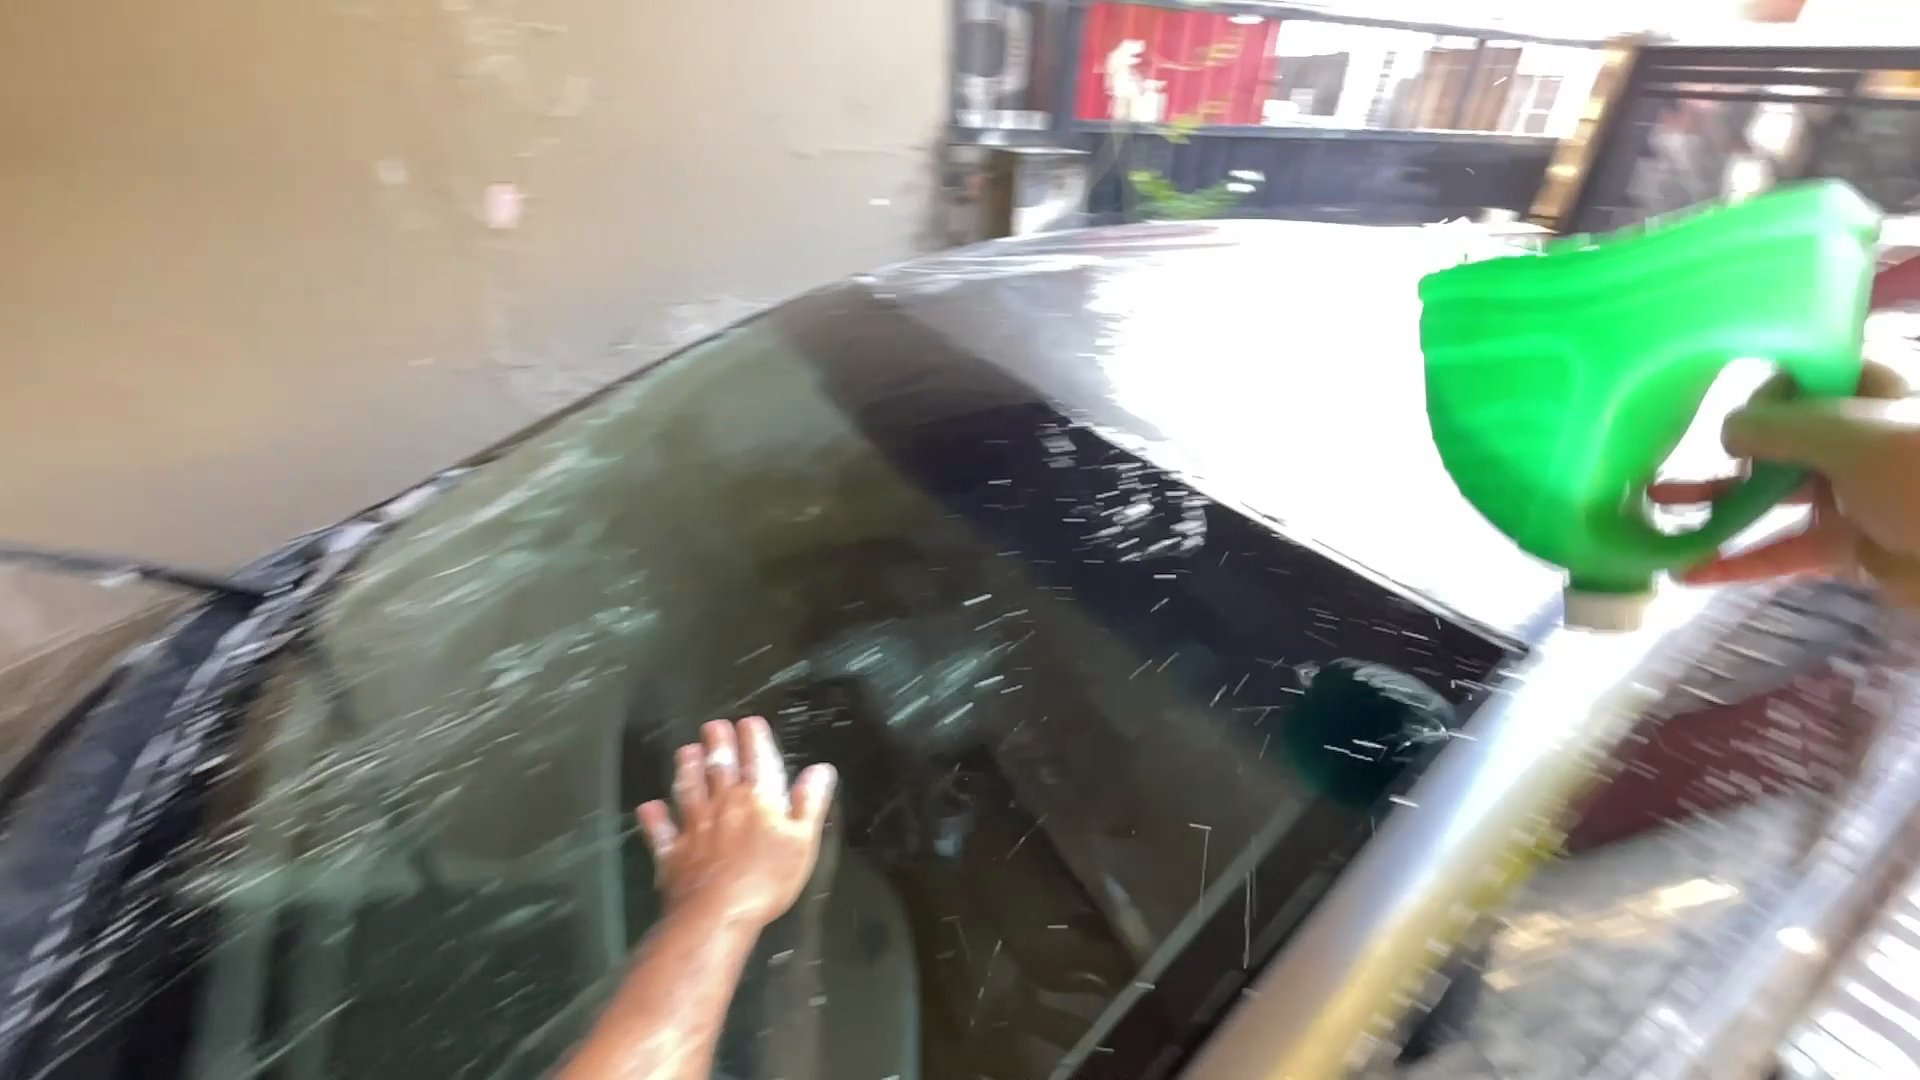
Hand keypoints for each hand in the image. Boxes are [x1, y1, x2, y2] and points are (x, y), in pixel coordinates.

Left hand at [637, 716, 836, 926]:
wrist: (717, 915)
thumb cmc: (768, 878)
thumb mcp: (803, 840)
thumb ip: (810, 802)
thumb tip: (821, 770)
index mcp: (758, 798)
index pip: (758, 759)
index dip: (755, 738)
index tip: (750, 722)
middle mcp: (724, 804)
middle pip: (720, 766)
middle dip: (718, 743)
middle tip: (713, 725)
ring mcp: (694, 827)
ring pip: (689, 789)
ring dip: (687, 769)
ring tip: (687, 751)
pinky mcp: (672, 853)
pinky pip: (661, 832)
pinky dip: (654, 819)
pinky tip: (648, 807)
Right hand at [1651, 359, 1919, 607]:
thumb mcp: (1861, 438)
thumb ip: (1781, 425)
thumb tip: (1724, 428)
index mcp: (1888, 391)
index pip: (1810, 366)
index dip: (1757, 379)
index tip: (1700, 395)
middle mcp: (1871, 435)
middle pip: (1778, 434)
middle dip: (1716, 451)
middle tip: (1656, 460)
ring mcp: (1863, 491)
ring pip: (1770, 493)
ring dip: (1712, 506)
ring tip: (1650, 510)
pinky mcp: (1857, 542)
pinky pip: (1782, 549)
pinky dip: (1736, 562)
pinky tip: (1686, 572)